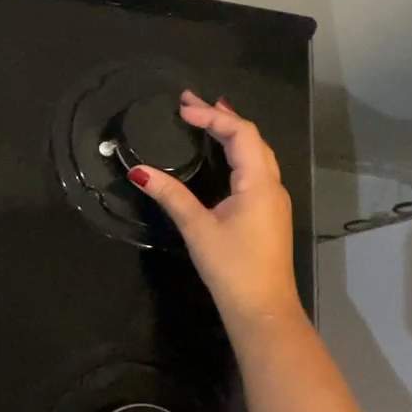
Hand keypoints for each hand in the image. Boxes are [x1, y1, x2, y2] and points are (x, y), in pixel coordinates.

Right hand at [125, 92, 301, 330]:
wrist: (262, 309)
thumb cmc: (232, 267)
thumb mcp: (197, 228)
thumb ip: (170, 195)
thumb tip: (139, 171)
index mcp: (259, 183)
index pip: (240, 133)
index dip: (212, 116)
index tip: (182, 109)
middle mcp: (271, 185)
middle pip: (251, 138)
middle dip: (221, 116)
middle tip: (189, 102)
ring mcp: (272, 199)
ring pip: (256, 153)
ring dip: (231, 132)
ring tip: (205, 117)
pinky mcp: (267, 212)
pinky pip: (254, 168)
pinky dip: (236, 151)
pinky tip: (220, 153)